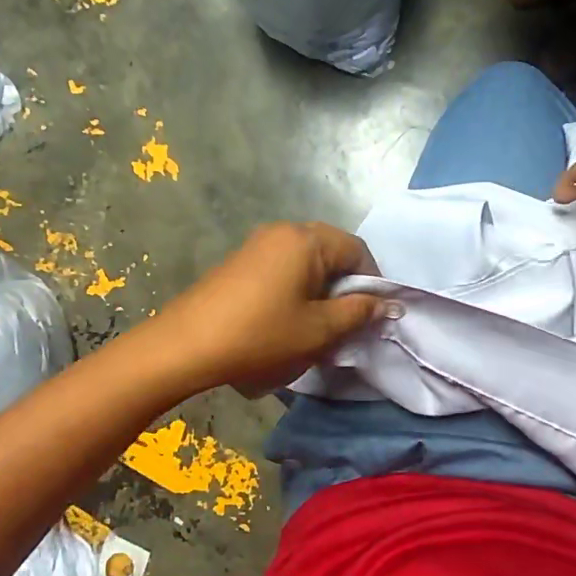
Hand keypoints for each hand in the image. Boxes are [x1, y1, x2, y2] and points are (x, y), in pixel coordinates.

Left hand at [143, 222, 385, 393]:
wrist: (188, 344)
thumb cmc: (261, 335)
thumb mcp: (318, 330)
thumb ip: (358, 313)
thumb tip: (387, 304)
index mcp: (306, 239)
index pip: (357, 250)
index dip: (372, 284)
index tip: (369, 318)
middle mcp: (282, 231)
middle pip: (330, 253)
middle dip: (342, 288)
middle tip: (341, 325)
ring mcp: (256, 244)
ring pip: (305, 263)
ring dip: (317, 292)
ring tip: (312, 328)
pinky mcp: (239, 262)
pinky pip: (280, 269)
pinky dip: (293, 291)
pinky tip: (283, 322)